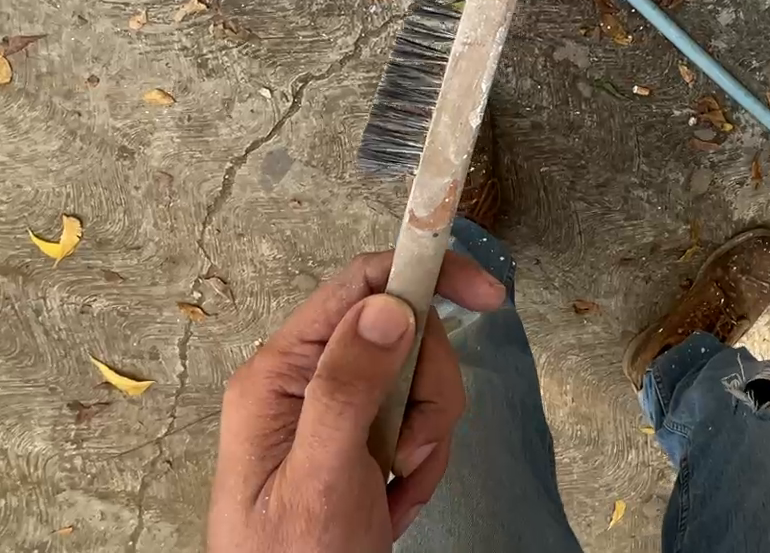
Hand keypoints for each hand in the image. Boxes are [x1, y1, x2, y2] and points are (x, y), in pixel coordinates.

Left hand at [207, 251, 506, 552]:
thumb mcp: (319, 480)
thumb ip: (347, 390)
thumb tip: (389, 304)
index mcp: (282, 370)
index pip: (364, 283)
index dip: (427, 273)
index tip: (488, 295)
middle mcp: (309, 374)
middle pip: (405, 330)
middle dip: (430, 386)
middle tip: (415, 448)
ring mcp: (337, 402)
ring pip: (421, 372)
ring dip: (430, 428)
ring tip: (403, 484)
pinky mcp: (362, 430)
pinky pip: (422, 412)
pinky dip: (427, 453)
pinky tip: (399, 496)